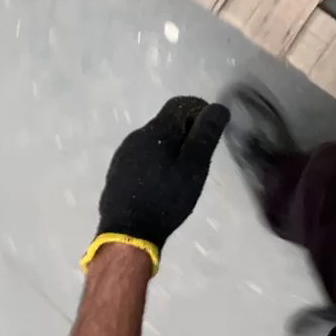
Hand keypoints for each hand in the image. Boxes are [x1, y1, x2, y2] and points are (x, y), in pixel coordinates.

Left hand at [95, 96, 230, 253]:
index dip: (199, 109)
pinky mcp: (118, 171)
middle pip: (166, 121)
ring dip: (171, 146)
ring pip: (153, 140)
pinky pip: (142, 156)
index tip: (212, 127)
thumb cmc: (166, 197)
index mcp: (156, 130)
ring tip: (184, 170)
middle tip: (202, 153)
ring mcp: (124, 154)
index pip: (180, 104)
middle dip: (186, 129)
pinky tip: (162, 182)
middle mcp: (137, 135)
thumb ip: (206, 134)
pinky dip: (157, 160)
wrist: (128, 232)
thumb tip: (217, 107)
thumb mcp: (194, 166)